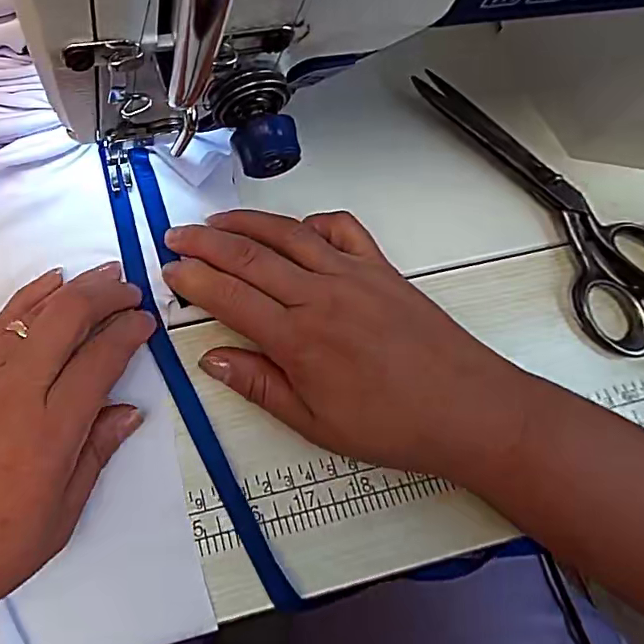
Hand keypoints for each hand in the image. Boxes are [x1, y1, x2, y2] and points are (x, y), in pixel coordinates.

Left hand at [0, 264, 156, 643]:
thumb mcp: (55, 521)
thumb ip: (93, 456)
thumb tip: (126, 413)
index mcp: (50, 432)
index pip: (101, 360)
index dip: (128, 333)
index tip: (145, 323)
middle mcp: (17, 390)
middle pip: (70, 317)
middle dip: (106, 294)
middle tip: (129, 291)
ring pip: (36, 309)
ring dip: (74, 287)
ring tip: (102, 275)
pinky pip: (2, 320)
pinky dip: (30, 295)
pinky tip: (48, 285)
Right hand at [162, 210, 528, 477]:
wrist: (472, 412)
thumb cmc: (397, 424)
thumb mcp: (314, 422)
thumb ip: (257, 384)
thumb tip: (213, 360)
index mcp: (300, 339)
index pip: (228, 296)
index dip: (192, 280)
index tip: (172, 273)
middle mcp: (321, 296)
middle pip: (246, 255)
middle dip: (202, 241)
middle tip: (177, 236)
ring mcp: (352, 275)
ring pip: (285, 233)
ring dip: (244, 221)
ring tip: (216, 220)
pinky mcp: (380, 268)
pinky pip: (340, 228)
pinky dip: (311, 221)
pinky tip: (295, 230)